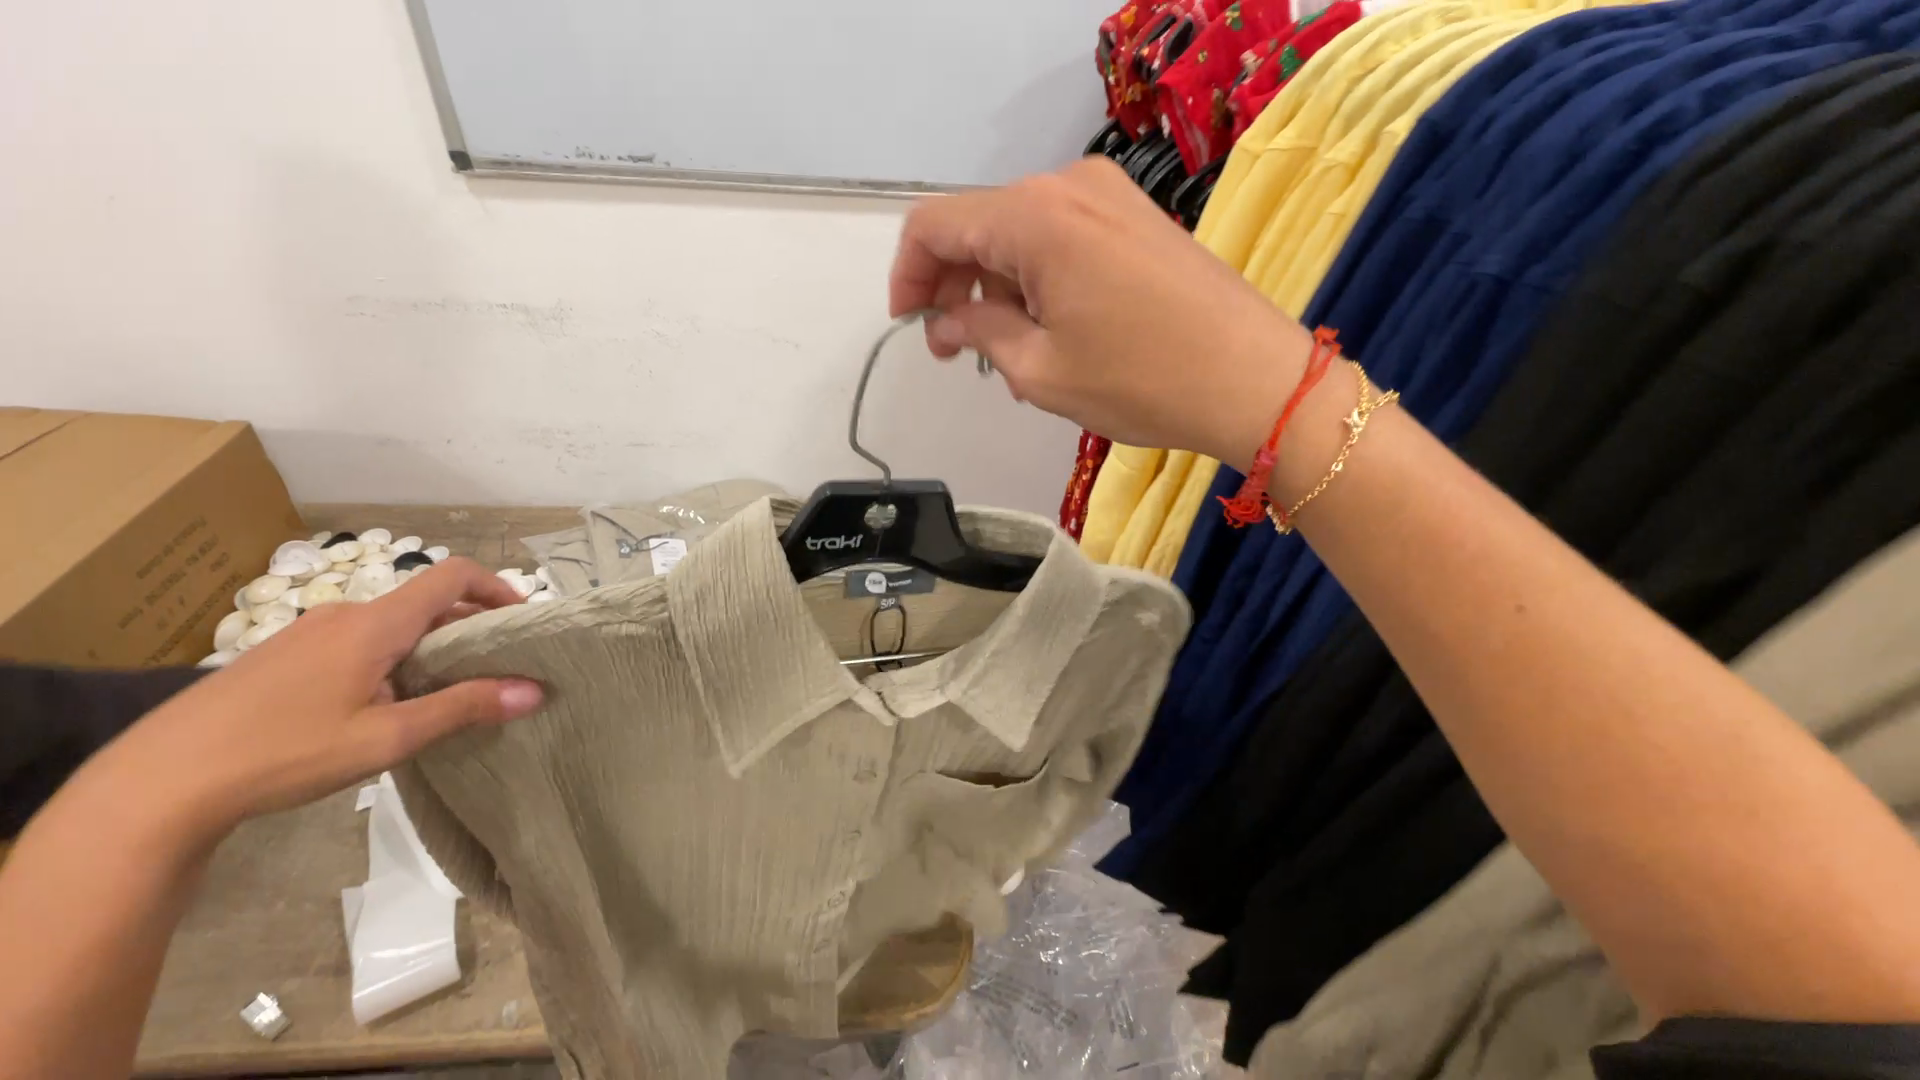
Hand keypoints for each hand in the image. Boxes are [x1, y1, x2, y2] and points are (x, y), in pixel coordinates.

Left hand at [97, 557, 542, 844]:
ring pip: (391, 626)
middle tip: (496, 672)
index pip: (452, 576)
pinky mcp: (283, 656)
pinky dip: (392, 659)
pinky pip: (358, 642)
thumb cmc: (284, 752)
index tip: (524, 621)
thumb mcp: (386, 737)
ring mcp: (308, 633)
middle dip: (470, 629)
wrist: (159, 781)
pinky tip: (382, 707)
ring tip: (445, 696)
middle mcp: (344, 615)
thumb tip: (534, 690)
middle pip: (425, 603)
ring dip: (430, 648)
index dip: (497, 587)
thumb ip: (463, 708)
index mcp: (374, 624)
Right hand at [890, 157, 1315, 470]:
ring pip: (1020, 232)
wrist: (1256, 380)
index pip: (935, 224)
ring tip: (1010, 353)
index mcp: (1033, 216)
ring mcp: (1109, 194)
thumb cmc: (1141, 380)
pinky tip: (1050, 328)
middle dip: (954, 283)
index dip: (908, 274)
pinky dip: (1038, 277)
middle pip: (978, 223)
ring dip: (998, 285)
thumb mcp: (1040, 369)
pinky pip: (1062, 235)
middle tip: (957, 350)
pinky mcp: (1136, 215)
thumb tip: (946, 318)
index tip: (911, 325)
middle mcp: (1067, 185)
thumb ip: (978, 330)